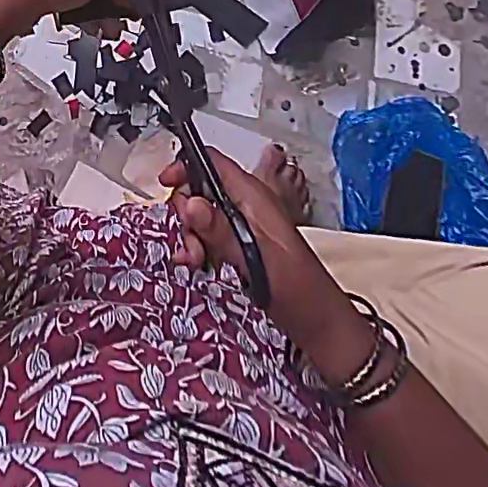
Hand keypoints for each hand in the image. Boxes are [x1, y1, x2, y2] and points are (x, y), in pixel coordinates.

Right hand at [160, 146, 302, 277]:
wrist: (321, 325)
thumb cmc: (297, 289)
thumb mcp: (254, 258)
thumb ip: (220, 230)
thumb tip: (189, 203)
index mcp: (251, 195)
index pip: (211, 161)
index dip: (185, 165)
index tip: (166, 183)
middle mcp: (244, 203)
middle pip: (199, 189)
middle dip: (185, 213)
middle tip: (190, 244)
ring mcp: (242, 223)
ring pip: (200, 214)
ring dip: (190, 235)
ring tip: (195, 260)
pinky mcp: (239, 242)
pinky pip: (208, 235)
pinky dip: (198, 247)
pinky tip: (198, 265)